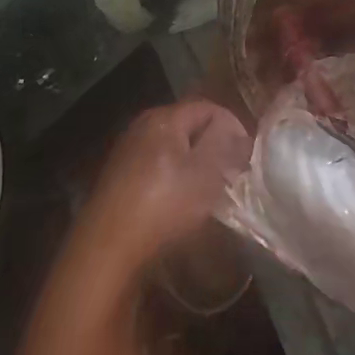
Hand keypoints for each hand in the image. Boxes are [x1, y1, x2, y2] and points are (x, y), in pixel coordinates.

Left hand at [75, 101, 251, 277]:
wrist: (108, 246)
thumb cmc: (163, 205)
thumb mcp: (205, 172)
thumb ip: (224, 143)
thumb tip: (235, 130)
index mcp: (164, 117)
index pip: (209, 108)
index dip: (233, 128)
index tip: (247, 158)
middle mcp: (143, 125)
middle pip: (190, 126)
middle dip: (215, 146)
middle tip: (232, 174)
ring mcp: (128, 150)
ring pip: (174, 147)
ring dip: (195, 163)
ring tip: (210, 190)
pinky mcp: (120, 175)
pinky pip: (158, 165)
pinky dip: (175, 176)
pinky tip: (180, 201)